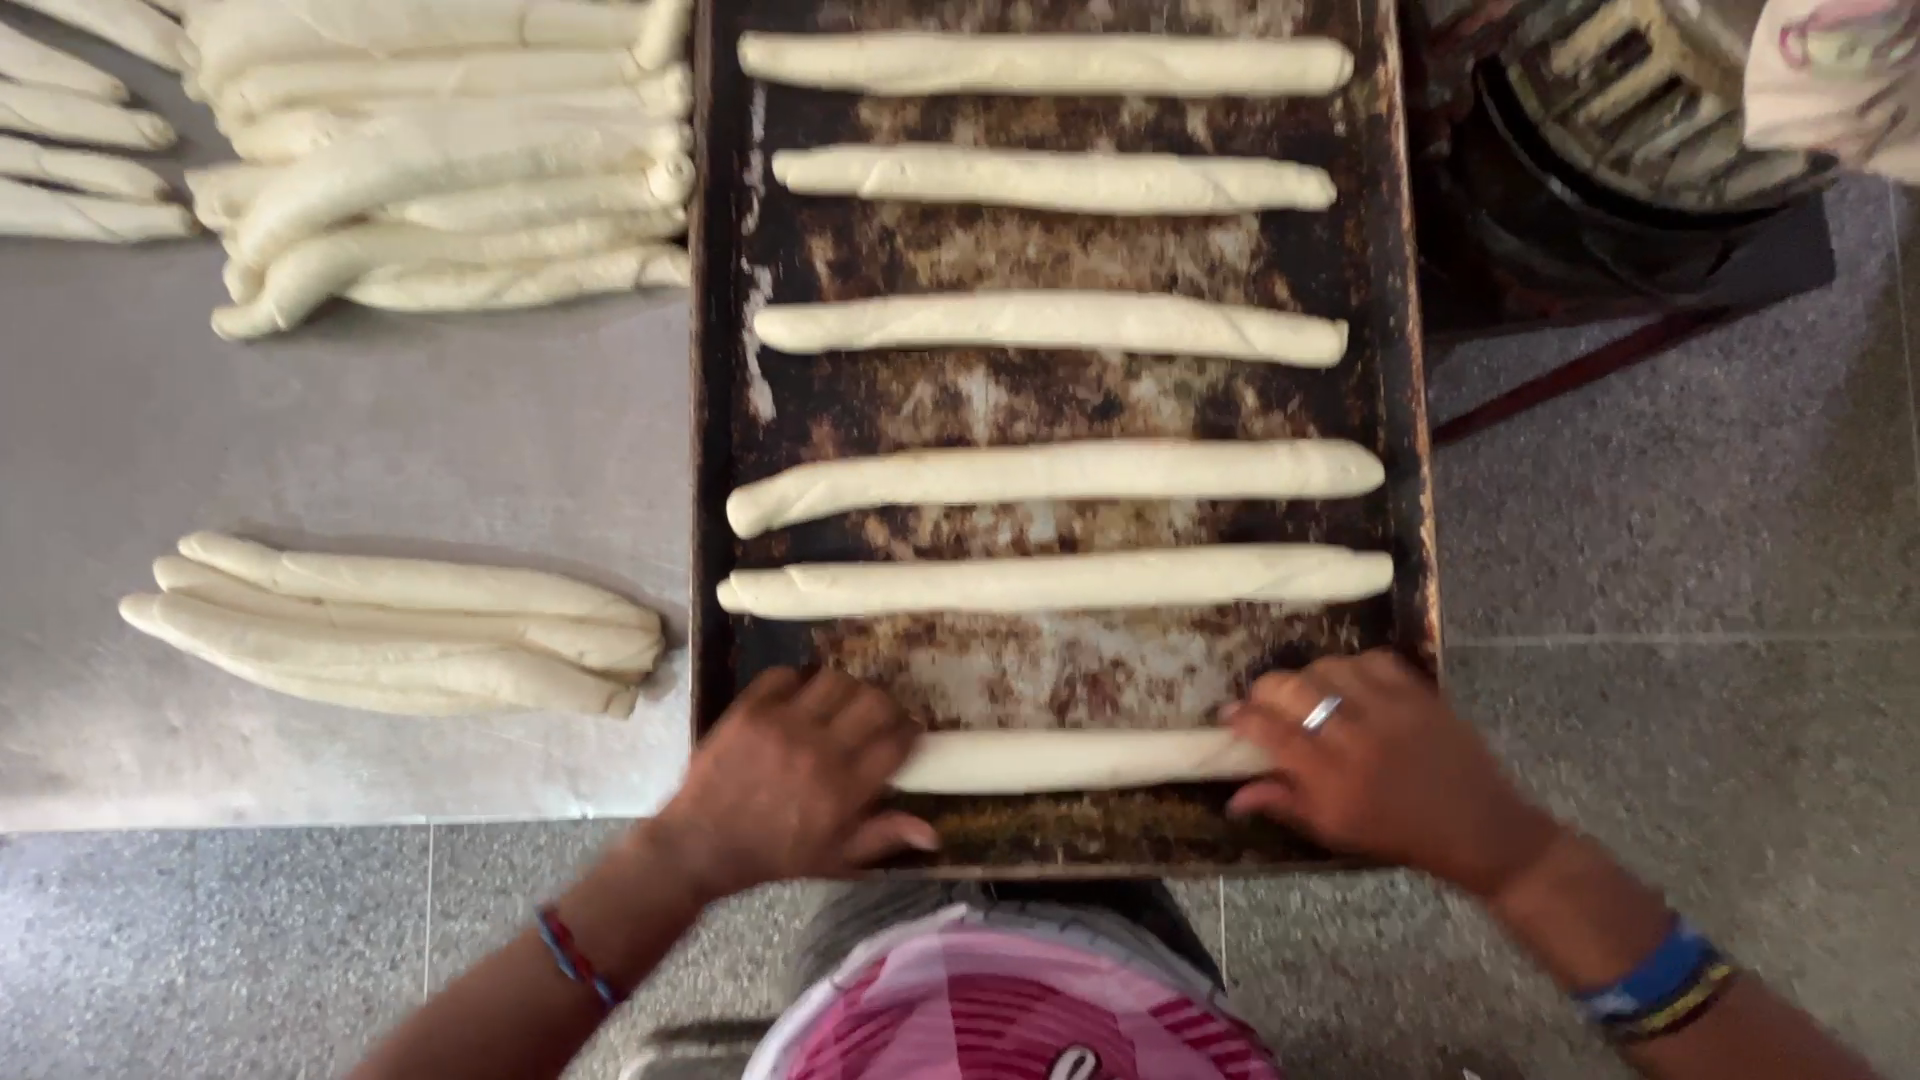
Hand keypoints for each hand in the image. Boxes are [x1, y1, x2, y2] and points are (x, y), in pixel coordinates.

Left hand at [644, 667, 937, 901]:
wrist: (700, 844)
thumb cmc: (774, 855)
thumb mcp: (834, 857)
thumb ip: (883, 837)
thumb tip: (934, 832)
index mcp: (843, 789)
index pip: (896, 742)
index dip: (910, 731)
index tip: (908, 731)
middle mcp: (819, 750)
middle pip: (875, 702)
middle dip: (886, 705)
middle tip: (878, 714)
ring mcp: (783, 725)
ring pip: (836, 680)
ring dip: (846, 689)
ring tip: (840, 703)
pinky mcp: (750, 709)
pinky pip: (786, 674)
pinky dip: (797, 681)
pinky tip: (799, 699)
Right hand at [1223, 649, 1562, 897]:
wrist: (1480, 829)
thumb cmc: (1397, 834)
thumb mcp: (1334, 830)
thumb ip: (1282, 803)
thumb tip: (1232, 797)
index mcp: (1331, 777)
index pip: (1269, 732)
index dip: (1240, 717)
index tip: (1228, 714)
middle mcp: (1355, 738)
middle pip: (1290, 690)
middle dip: (1265, 690)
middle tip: (1263, 700)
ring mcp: (1390, 711)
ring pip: (1327, 667)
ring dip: (1308, 676)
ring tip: (1308, 690)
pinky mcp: (1420, 695)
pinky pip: (1373, 659)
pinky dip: (1353, 665)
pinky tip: (1349, 682)